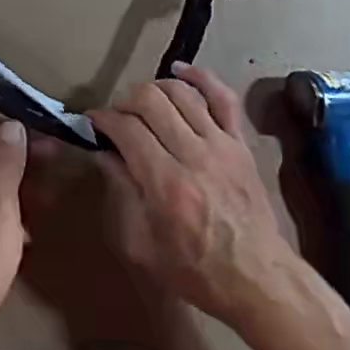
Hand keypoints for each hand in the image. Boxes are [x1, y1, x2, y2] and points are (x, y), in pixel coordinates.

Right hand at [89, 64, 304, 330]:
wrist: (257, 279)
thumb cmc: (194, 269)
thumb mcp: (141, 244)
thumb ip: (120, 194)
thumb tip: (105, 155)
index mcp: (164, 182)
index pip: (126, 128)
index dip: (103, 119)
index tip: (92, 122)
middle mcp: (192, 154)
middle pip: (150, 101)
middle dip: (124, 101)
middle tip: (116, 116)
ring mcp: (221, 144)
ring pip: (181, 93)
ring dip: (153, 88)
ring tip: (141, 103)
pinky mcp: (240, 143)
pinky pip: (223, 98)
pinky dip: (201, 77)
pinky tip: (180, 70)